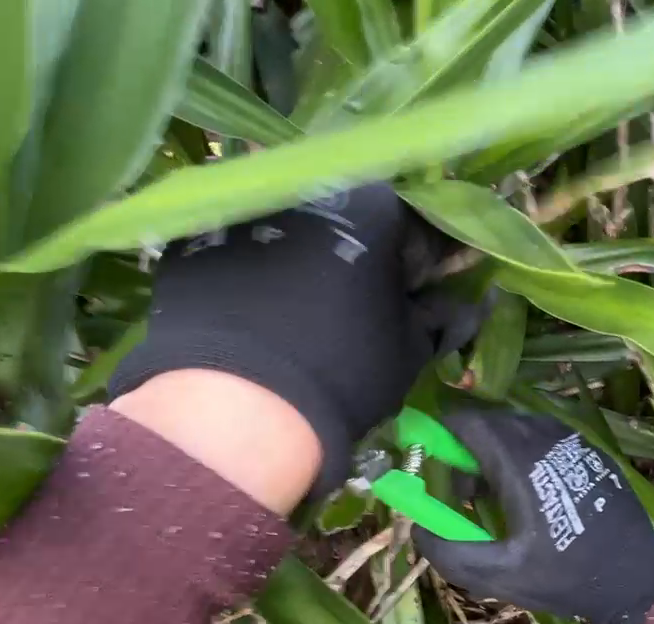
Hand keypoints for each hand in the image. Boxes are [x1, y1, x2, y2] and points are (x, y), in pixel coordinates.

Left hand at [108, 184, 481, 501]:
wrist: (237, 407)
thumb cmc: (344, 374)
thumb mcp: (409, 351)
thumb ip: (438, 319)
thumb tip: (458, 305)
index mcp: (376, 204)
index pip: (424, 223)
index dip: (433, 262)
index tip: (431, 291)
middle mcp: (310, 184)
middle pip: (357, 215)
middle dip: (372, 253)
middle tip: (373, 301)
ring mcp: (246, 204)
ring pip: (300, 225)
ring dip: (317, 255)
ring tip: (315, 307)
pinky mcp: (196, 233)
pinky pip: (247, 242)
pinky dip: (264, 266)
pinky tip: (265, 309)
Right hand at [413, 410, 653, 623]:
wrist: (637, 580)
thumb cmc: (566, 577)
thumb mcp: (499, 576)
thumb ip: (450, 553)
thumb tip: (418, 530)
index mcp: (520, 460)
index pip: (467, 421)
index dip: (442, 437)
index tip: (435, 468)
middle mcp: (546, 438)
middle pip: (490, 423)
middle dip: (467, 451)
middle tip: (464, 494)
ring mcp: (573, 442)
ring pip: (517, 429)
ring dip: (496, 454)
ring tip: (496, 500)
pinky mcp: (590, 452)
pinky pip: (543, 439)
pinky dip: (524, 457)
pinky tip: (532, 498)